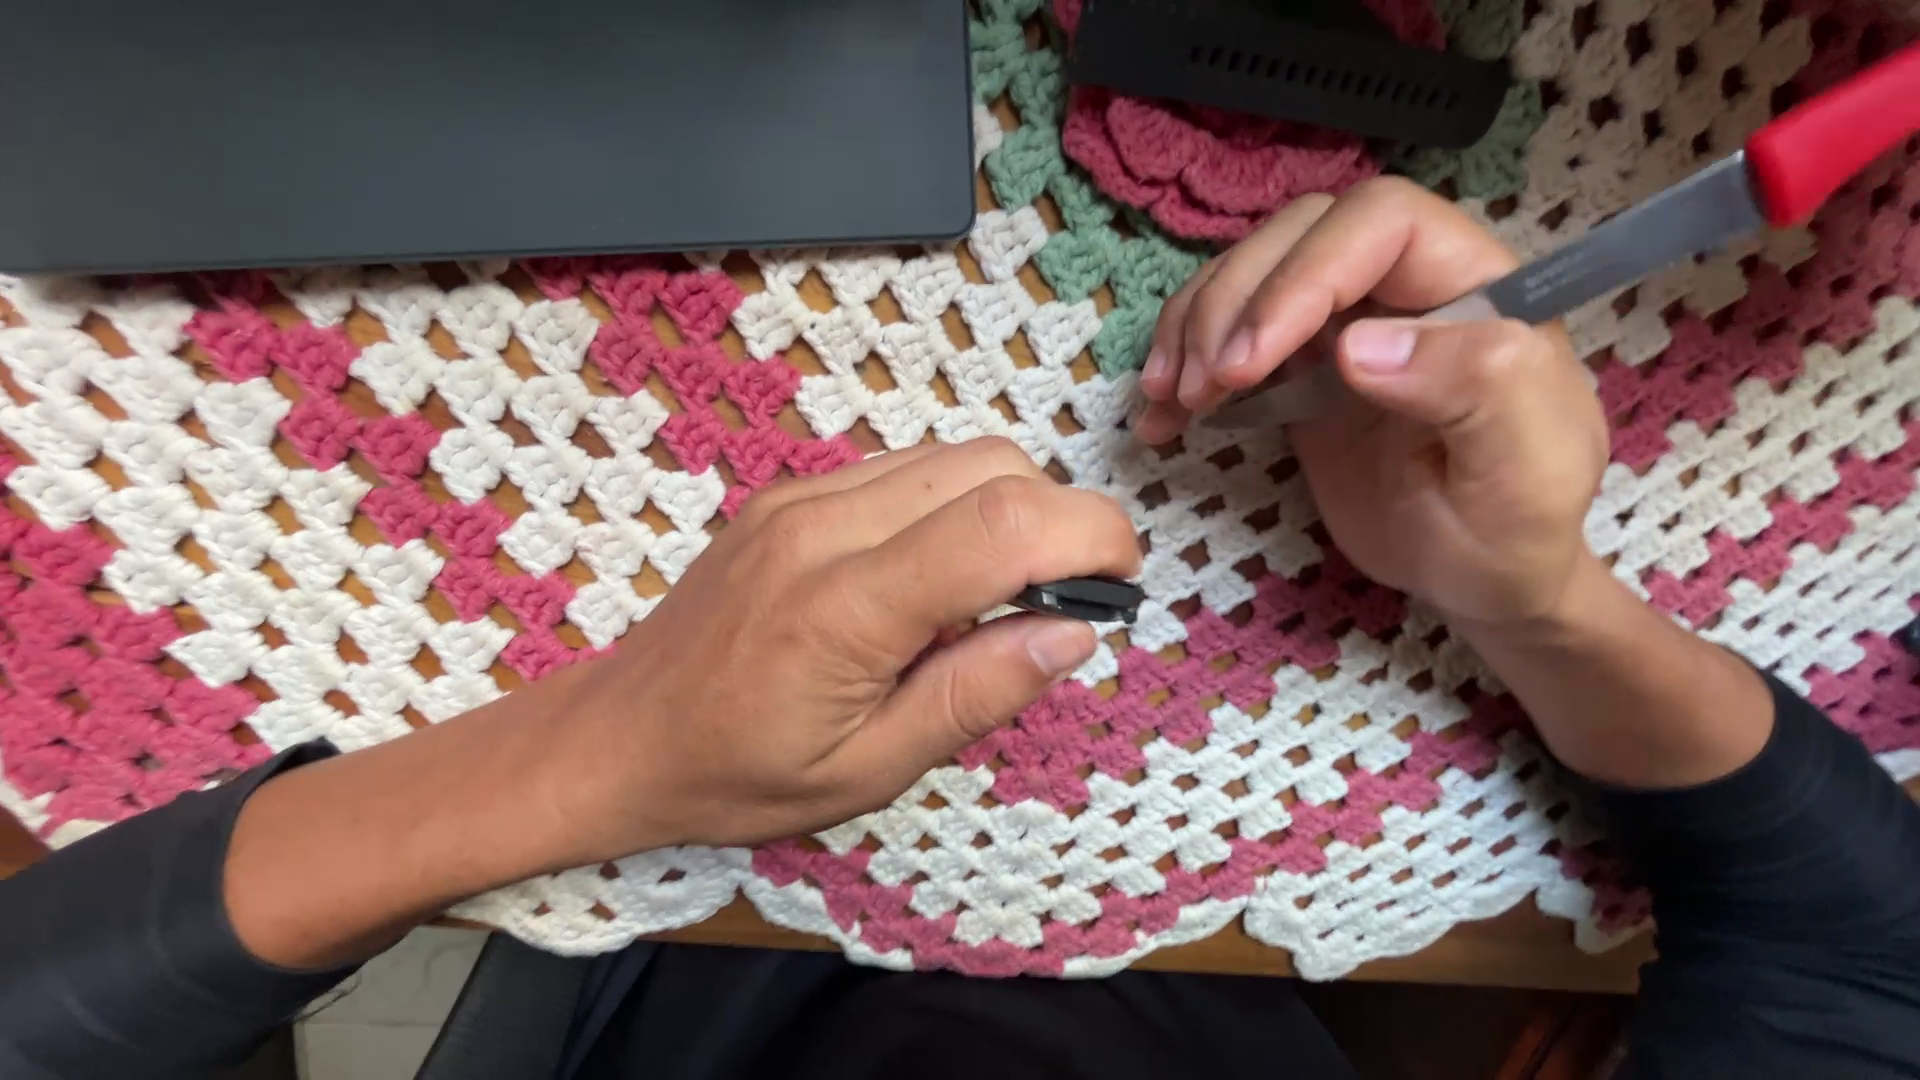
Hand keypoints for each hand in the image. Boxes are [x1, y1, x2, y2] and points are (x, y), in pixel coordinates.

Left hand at [531, 437, 1141, 861]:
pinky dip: (960, 501)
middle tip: (1069, 594)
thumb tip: (1074, 631)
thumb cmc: (740, 775)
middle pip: (991, 468)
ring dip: (1015, 505)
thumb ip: (976, 694)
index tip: (1121, 582)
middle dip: (1064, 517)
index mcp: (845, 607)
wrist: (621, 733)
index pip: (1001, 526)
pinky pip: (910, 467)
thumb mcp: (869, 771)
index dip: (1090, 535)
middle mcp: (825, 525)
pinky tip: (942, 566)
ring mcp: (804, 496)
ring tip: (1006, 587)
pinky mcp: (794, 491)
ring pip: (956, 455)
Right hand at [1135, 178, 1608, 624]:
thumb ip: (1478, 389)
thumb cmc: (1512, 528)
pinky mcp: (1294, 373)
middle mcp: (1398, 290)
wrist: (1472, 573)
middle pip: (1294, 239)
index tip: (1248, 365)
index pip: (1377, 226)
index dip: (1301, 277)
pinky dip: (1180, 366)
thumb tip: (1357, 345)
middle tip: (1197, 388)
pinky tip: (1161, 416)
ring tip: (1169, 397)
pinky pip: (1226, 339)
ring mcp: (1339, 329)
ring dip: (1192, 327)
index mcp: (1471, 289)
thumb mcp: (1525, 472)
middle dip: (1231, 304)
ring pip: (1247, 278)